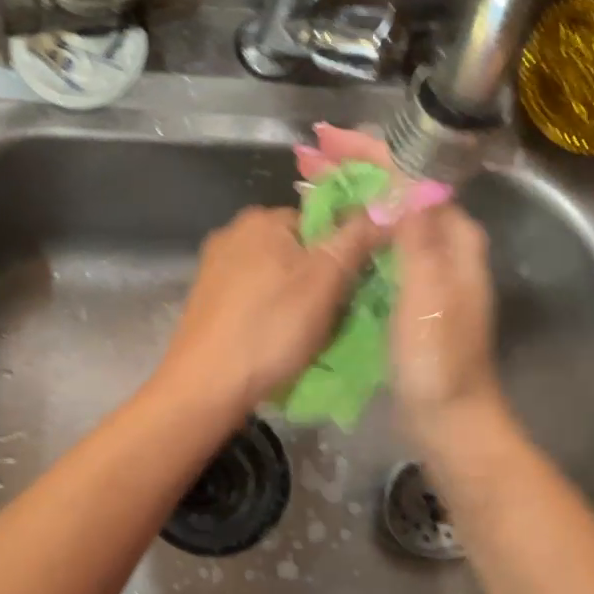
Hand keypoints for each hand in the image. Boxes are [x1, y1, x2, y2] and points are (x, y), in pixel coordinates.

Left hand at [154, 204, 383, 415]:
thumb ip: (355, 239)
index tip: (353, 286)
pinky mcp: (206, 303)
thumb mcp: (324, 280)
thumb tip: (387, 207)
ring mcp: (214, 270)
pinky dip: (269, 316)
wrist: (206, 386)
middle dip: (319, 279)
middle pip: (296, 250)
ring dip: (295, 301)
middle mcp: (232, 235)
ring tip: (306, 334)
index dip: (343, 251)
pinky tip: (275, 342)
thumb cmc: (270, 329)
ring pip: (275, 278)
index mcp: (260, 219)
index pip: (320, 221)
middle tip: (334, 315)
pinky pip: (253, 300)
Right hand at [297, 125, 500, 438]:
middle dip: (352, 172)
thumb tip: (401, 182)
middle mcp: (441, 245)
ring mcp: (424, 271)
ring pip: (382, 219)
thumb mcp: (428, 298)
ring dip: (347, 198)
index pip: (409, 178)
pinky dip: (348, 233)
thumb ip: (417, 239)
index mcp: (452, 239)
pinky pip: (375, 249)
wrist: (449, 421)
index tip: (324, 141)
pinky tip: (324, 234)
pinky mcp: (405, 294)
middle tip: (305, 160)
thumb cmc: (438, 363)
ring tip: (306, 185)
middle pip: (395, 193)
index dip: (366, 155)